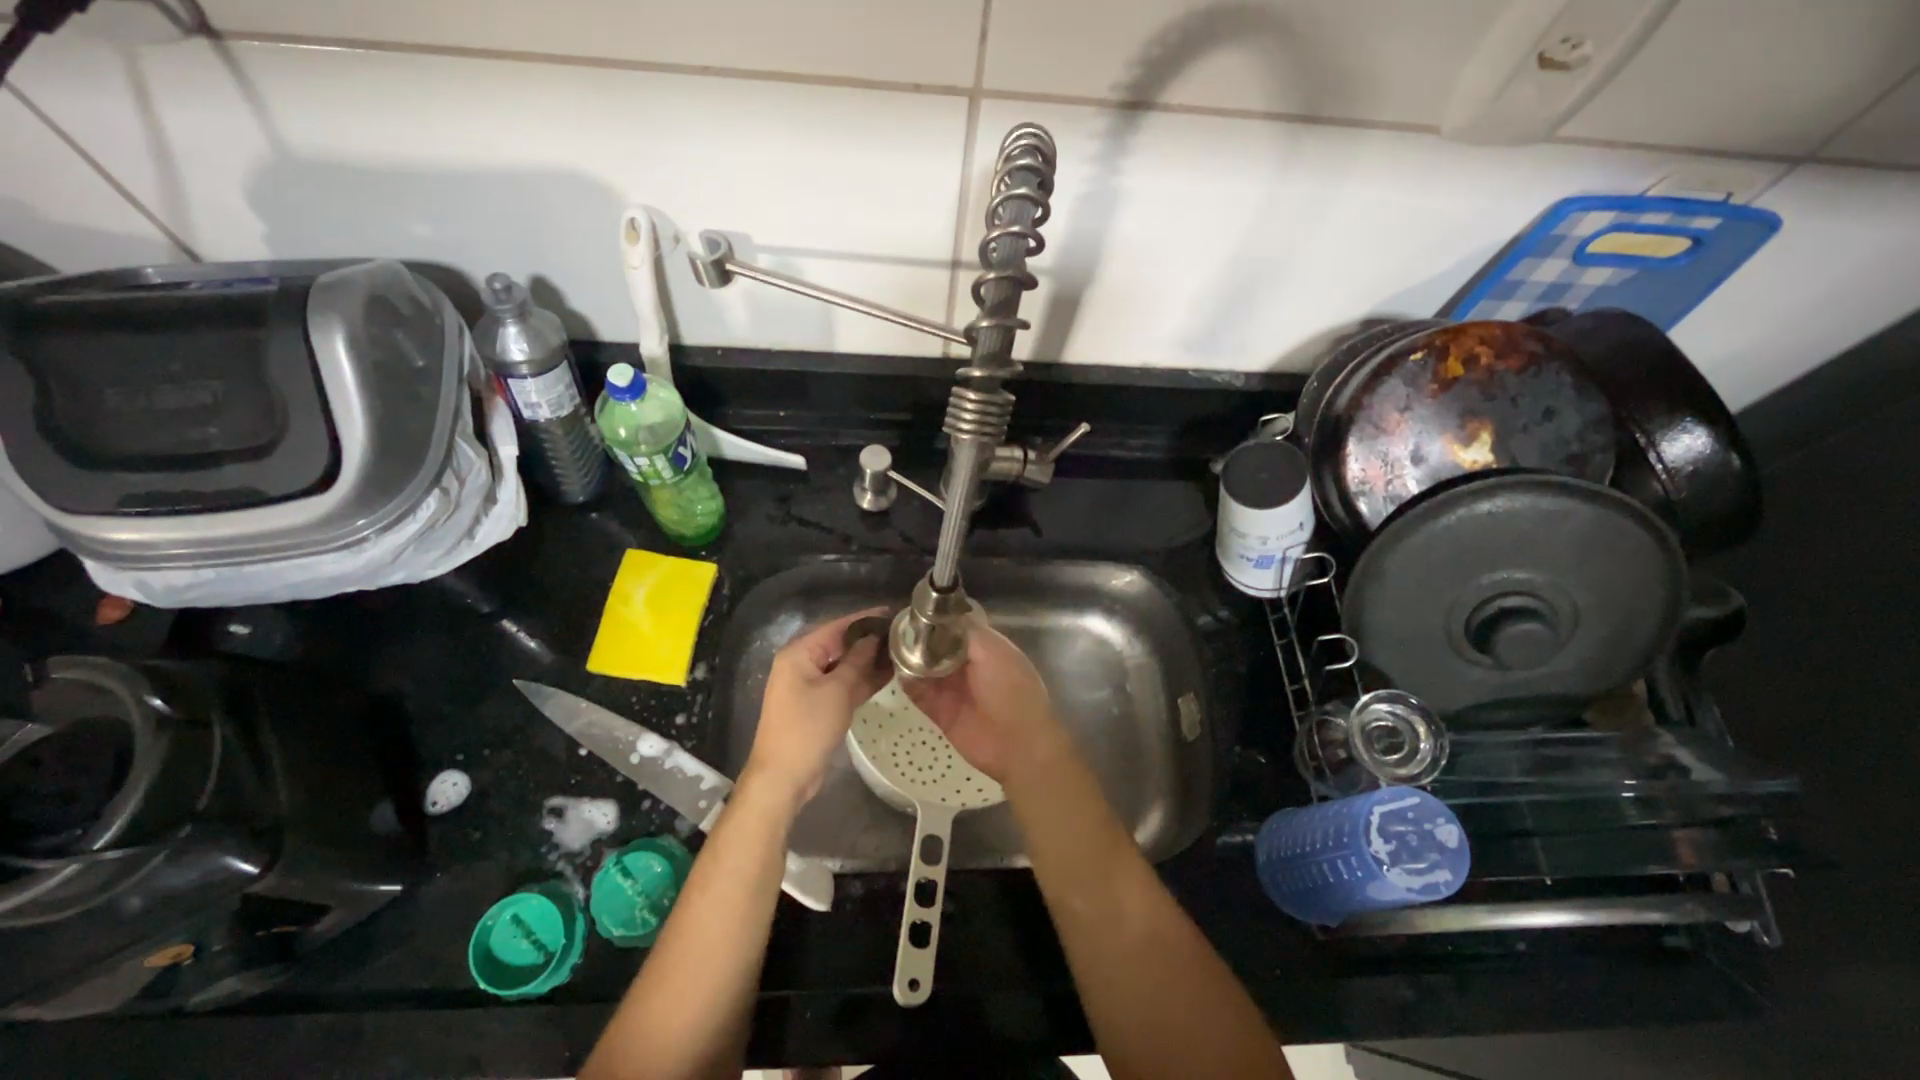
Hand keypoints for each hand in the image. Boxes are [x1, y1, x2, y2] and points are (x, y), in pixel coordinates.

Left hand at [741, 608, 891, 809]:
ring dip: (868, 662)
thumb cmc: (808, 727)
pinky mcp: (817, 706)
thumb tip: (873, 638)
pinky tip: (887, 676)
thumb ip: (857, 661)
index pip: (837, 627)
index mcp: (799, 653)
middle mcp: (801, 664)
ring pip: (843, 667)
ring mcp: (809, 686)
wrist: (784, 775)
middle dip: (869, 641)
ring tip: (901, 653)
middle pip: (839, 645)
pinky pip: (841, 685)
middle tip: (902, 635)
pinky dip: (861, 681)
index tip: (892, 612)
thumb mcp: (837, 691)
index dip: (865, 619)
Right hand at [902, 620, 1069, 783]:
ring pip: (923, 668)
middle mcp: (966, 666)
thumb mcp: (993, 651)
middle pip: (935, 647)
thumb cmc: (1012, 690)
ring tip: (887, 642)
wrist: (1018, 744)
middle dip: (918, 638)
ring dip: (908, 658)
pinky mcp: (940, 712)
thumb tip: (942, 616)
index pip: (954, 628)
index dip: (936, 619)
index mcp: (985, 648)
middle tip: (893, 625)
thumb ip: (967, 633)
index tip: (913, 610)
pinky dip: (906, 681)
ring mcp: (952, 689)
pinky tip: (893, 668)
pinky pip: (918, 693)